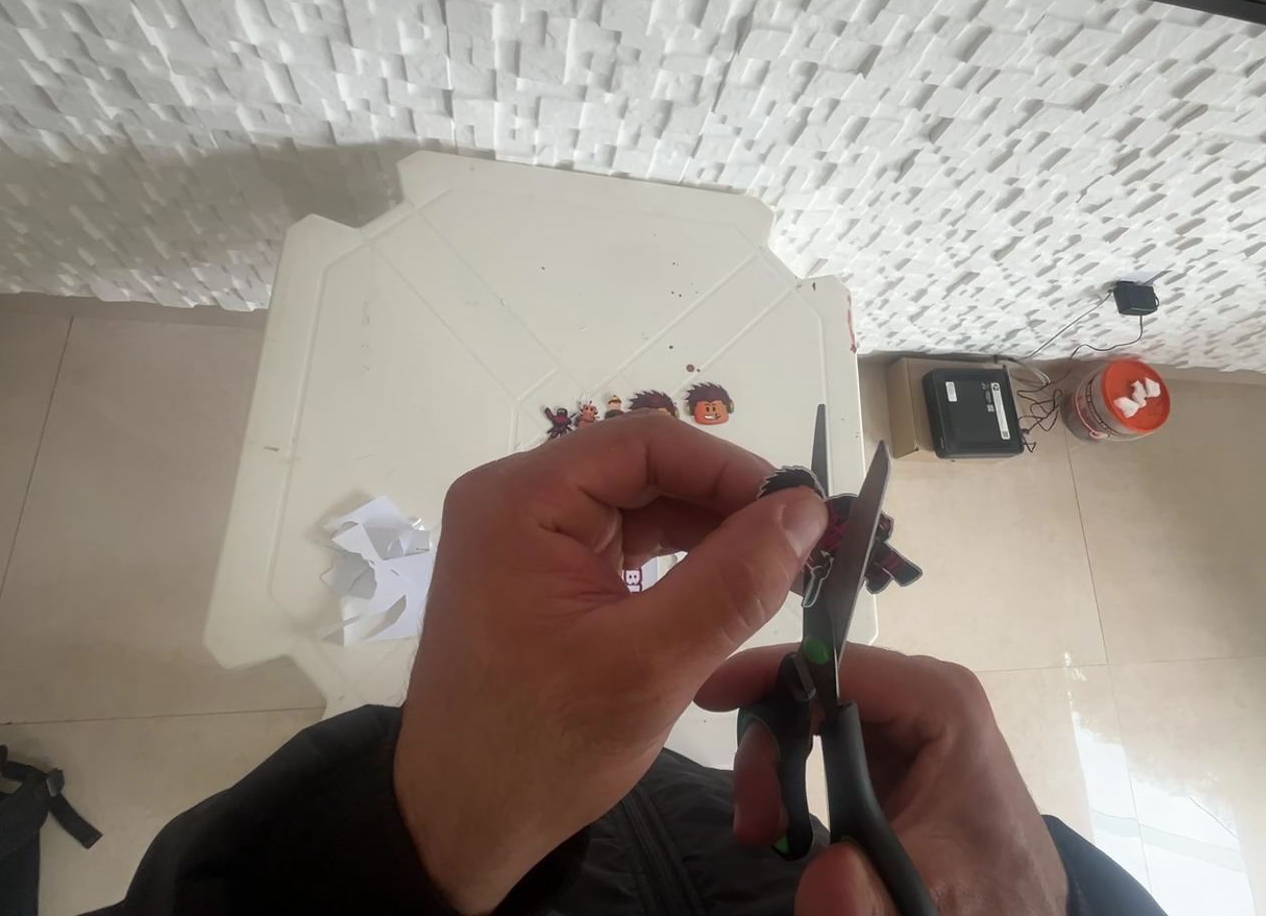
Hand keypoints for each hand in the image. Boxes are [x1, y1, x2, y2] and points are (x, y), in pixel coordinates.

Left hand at [394, 413, 828, 912]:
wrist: (460, 822)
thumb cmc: (541, 748)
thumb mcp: (649, 666)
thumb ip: (734, 582)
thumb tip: (805, 509)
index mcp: (522, 499)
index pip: (645, 443)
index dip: (728, 468)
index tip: (795, 511)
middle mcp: (519, 496)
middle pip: (644, 467)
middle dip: (723, 501)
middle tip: (794, 544)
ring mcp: (530, 528)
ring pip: (642, 498)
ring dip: (708, 527)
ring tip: (769, 565)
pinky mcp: (546, 562)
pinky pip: (627, 534)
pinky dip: (681, 553)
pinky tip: (723, 580)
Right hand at [698, 646, 1070, 915]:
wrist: (1019, 910)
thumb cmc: (994, 891)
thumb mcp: (938, 893)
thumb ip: (875, 893)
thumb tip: (821, 885)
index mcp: (939, 698)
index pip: (839, 662)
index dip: (772, 671)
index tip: (712, 696)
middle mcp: (919, 688)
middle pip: (815, 682)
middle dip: (771, 739)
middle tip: (752, 814)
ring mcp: (903, 709)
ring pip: (810, 704)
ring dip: (776, 758)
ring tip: (766, 827)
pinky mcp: (889, 735)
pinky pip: (819, 729)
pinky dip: (790, 765)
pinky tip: (782, 814)